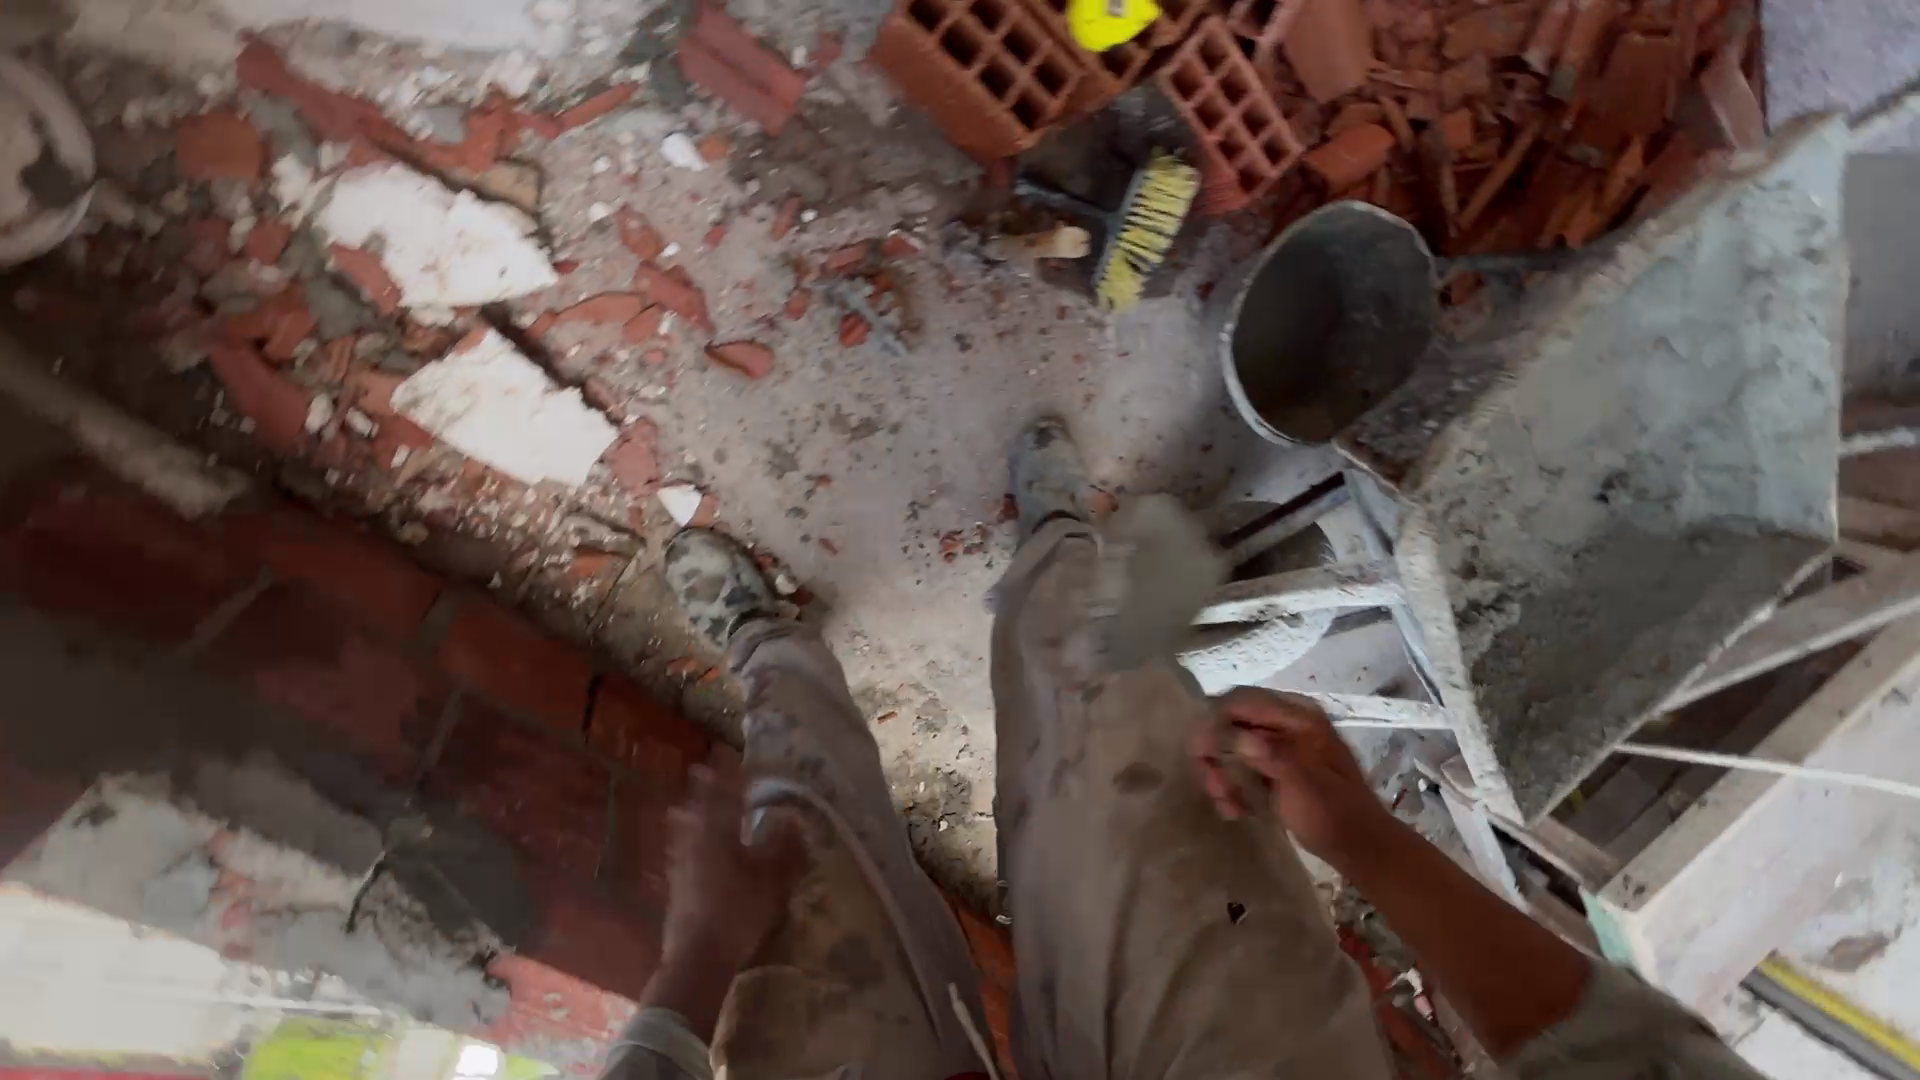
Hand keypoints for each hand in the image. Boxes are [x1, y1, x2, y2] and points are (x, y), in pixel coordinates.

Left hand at [662, 762, 806, 969]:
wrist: (697, 957)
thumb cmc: (738, 913)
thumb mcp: (771, 880)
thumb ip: (783, 846)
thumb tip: (792, 818)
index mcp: (721, 835)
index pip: (729, 796)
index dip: (735, 777)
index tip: (737, 758)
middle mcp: (697, 841)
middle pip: (701, 806)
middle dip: (706, 786)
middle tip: (705, 767)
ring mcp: (682, 862)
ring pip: (685, 827)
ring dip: (690, 809)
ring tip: (687, 800)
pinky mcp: (676, 883)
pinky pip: (679, 847)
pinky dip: (683, 835)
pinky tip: (681, 843)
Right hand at [1191, 687, 1396, 865]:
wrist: (1360, 848)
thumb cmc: (1334, 814)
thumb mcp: (1303, 782)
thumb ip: (1268, 753)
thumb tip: (1231, 735)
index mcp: (1297, 715)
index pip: (1239, 701)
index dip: (1213, 723)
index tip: (1200, 754)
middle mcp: (1284, 721)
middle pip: (1229, 722)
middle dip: (1214, 754)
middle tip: (1214, 787)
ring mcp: (1278, 744)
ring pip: (1228, 745)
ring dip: (1220, 773)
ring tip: (1226, 803)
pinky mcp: (1273, 765)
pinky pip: (1238, 764)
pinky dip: (1230, 784)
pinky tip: (1235, 808)